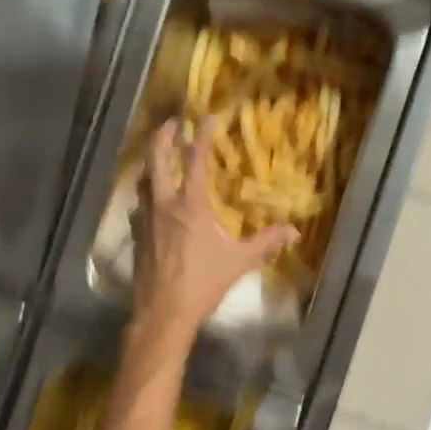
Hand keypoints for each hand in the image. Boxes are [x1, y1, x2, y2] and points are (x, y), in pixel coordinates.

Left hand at [131, 117, 297, 341]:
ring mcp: (145, 219)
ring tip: (160, 155)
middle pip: (157, 159)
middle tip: (173, 123)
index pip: (196, 161)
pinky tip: (151, 198)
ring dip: (152, 162)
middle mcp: (163, 205)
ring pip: (143, 179)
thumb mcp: (239, 262)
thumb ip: (266, 242)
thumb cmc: (202, 283)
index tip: (208, 117)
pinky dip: (146, 190)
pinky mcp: (136, 235)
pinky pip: (139, 203)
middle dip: (164, 137)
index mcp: (190, 206)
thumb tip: (294, 231)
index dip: (202, 136)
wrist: (163, 312)